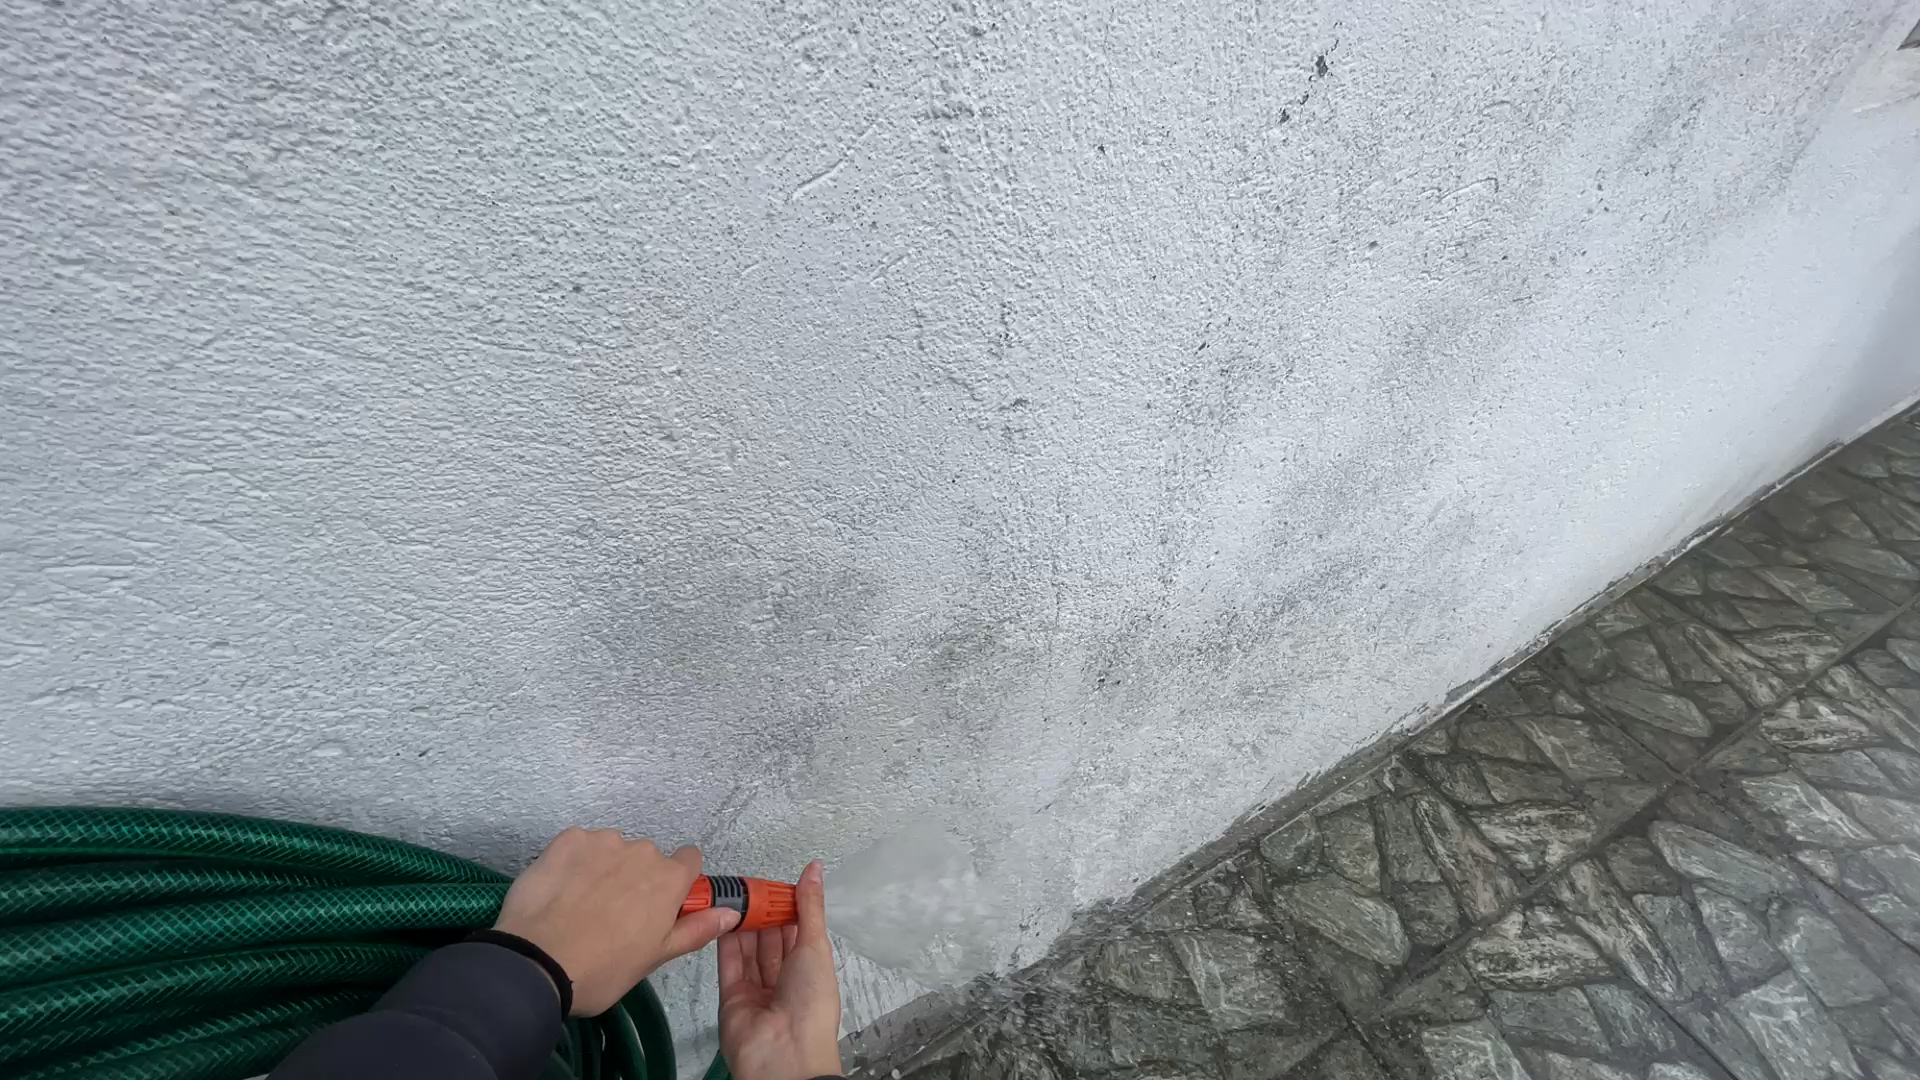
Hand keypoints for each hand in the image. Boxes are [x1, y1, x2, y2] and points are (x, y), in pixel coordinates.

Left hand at [494, 827, 740, 1015]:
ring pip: (612, 850)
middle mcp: (644, 850)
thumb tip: (732, 913)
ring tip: (577, 906)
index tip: (656, 904)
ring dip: (603, 868)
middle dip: (634, 878)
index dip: (675, 881)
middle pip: (647, 858)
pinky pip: (578, 844)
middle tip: (610, 915)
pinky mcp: (569, 839)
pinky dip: (572, 862)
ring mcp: (605, 840)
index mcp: (669, 878)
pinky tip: (558, 890)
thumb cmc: (602, 969)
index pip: (689, 860)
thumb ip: (696, 929)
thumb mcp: (654, 959)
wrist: (534, 964)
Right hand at [718, 860, 842, 1079]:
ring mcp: (758, 989)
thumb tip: (815, 869)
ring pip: (749, 948)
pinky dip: (727, 941)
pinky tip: (724, 918)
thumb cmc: (812, 1004)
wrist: (784, 1056)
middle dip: (763, 912)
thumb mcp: (816, 944)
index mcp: (810, 967)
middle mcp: (784, 978)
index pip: (796, 927)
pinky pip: (729, 964)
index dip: (787, 904)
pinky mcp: (733, 999)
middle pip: (770, 937)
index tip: (775, 883)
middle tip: (752, 886)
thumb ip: (810, 905)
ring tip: (736, 895)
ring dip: (744, 923)